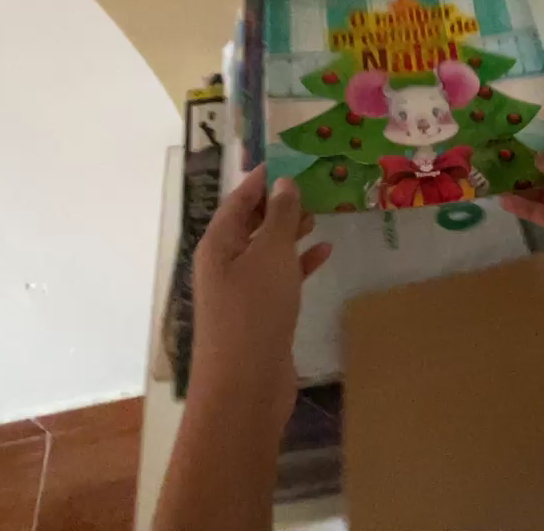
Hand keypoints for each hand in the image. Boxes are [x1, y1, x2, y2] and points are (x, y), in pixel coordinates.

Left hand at [189, 168, 332, 428]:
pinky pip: (281, 274)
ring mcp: (243, 288)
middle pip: (253, 221)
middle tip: (314, 182)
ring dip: (292, 229)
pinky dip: (301, 261)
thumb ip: (281, 216)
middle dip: (281, 202)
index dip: (263, 177)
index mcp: (219, 243)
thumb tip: (284, 183)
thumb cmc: (254, 311)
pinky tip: (325, 251)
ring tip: (322, 210)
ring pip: (269, 247)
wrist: (246, 386)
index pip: (240, 198)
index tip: (290, 157)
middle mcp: (226, 261)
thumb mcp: (271, 254)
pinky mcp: (261, 311)